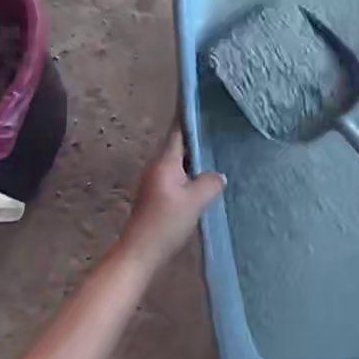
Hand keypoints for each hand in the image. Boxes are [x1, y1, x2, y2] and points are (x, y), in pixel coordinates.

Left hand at [118, 129, 225, 270]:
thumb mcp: (195, 201)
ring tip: (215, 153)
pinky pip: (175, 175)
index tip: (205, 105)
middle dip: (196, 138)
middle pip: (177, 144)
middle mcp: (156, 166)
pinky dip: (188, 173)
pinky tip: (202, 180)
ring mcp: (154, 181)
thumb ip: (210, 183)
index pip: (178, 131)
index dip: (190, 118)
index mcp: (164, 161)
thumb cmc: (166, 223)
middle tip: (218, 129)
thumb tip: (218, 175)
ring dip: (193, 158)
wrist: (139, 253)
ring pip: (176, 161)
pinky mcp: (155, 195)